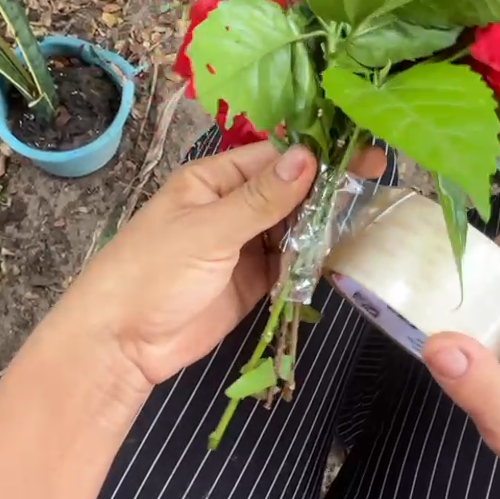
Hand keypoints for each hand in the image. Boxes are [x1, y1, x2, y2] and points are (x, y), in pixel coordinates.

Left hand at [59, 141, 383, 387]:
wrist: (122, 344)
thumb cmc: (153, 272)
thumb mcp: (207, 231)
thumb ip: (260, 199)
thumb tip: (308, 157)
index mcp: (214, 181)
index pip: (274, 159)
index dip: (317, 156)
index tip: (362, 154)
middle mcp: (232, 207)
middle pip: (289, 191)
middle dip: (328, 189)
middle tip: (377, 182)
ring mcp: (244, 245)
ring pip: (294, 227)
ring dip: (324, 225)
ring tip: (369, 218)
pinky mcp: (253, 281)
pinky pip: (290, 263)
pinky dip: (313, 260)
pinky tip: (342, 254)